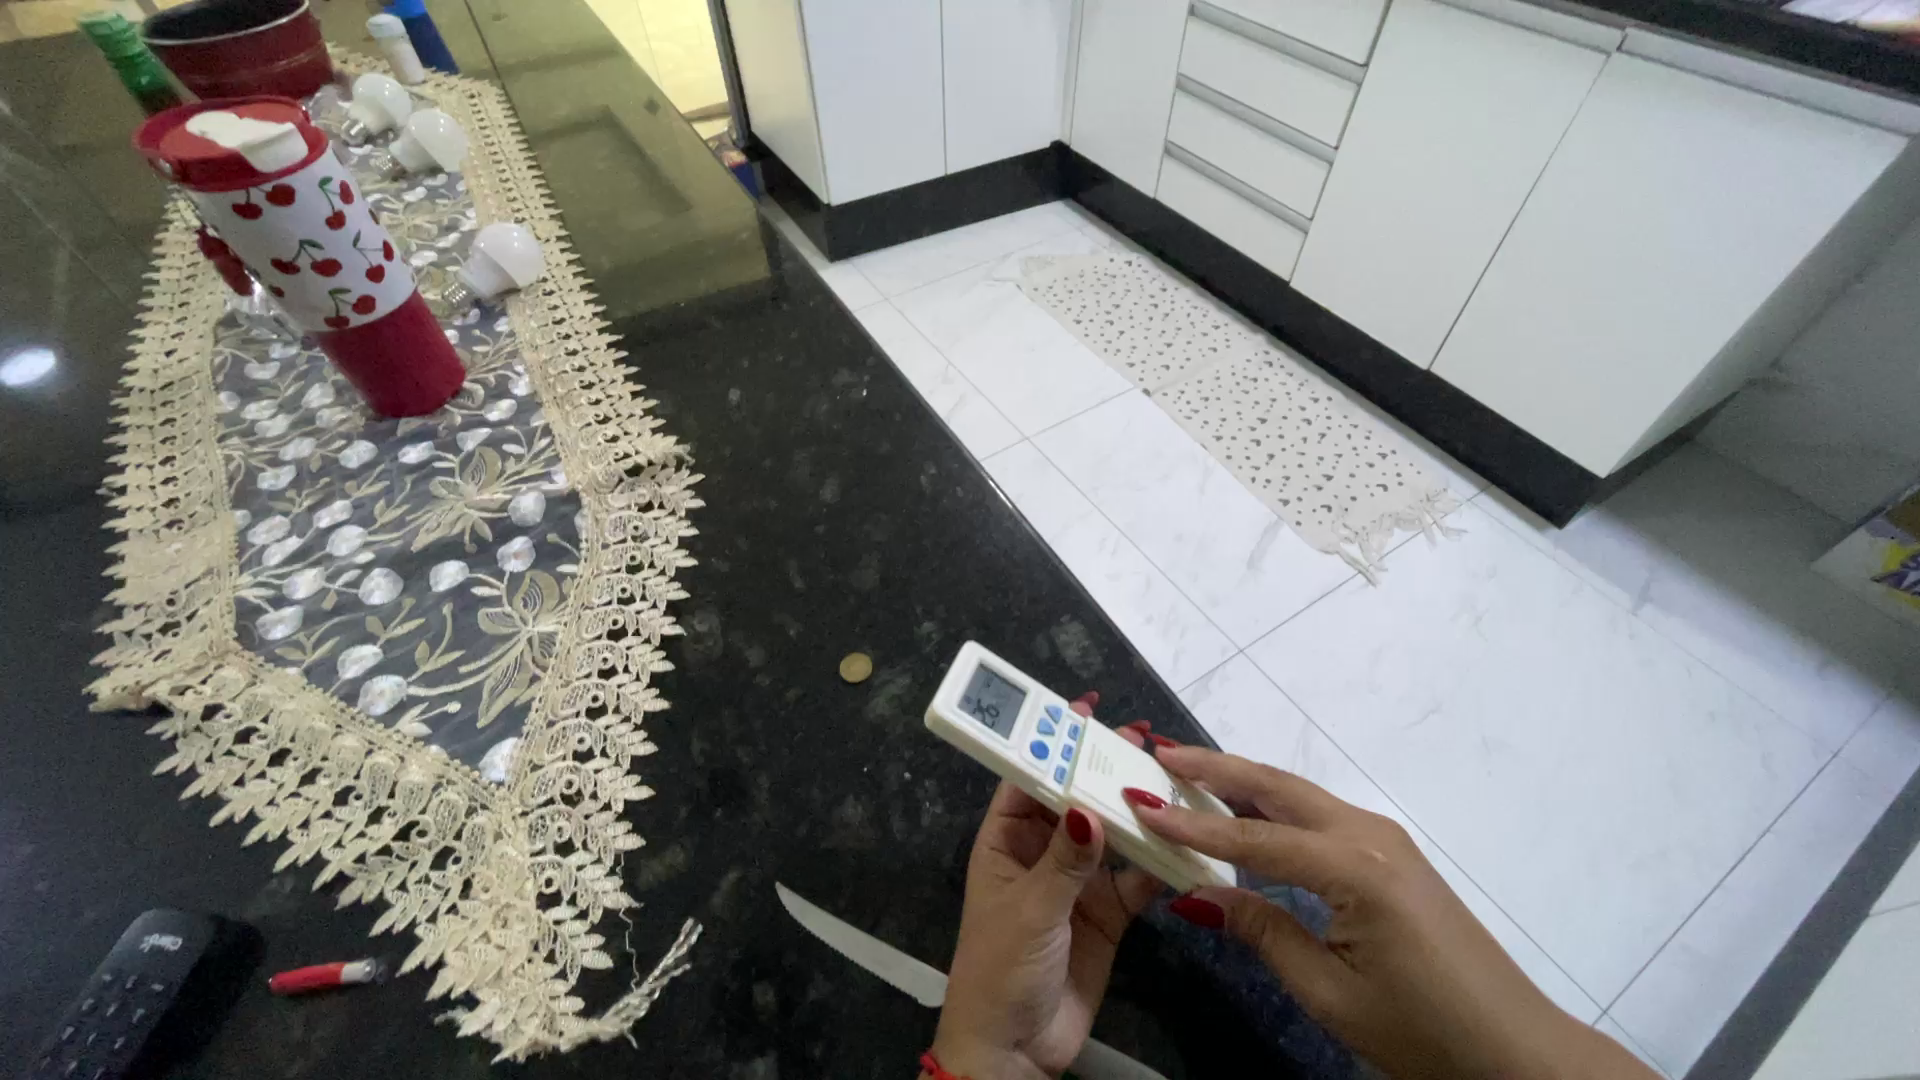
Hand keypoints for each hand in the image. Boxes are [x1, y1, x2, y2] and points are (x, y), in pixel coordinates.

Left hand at [927, 699, 1163, 1079]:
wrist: (1015, 1049)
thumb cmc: (1001, 967)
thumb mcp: (1030, 908)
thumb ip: (1064, 861)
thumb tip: (1088, 809)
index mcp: (1006, 840)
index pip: (1028, 777)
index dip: (1052, 742)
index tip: (1081, 710)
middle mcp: (1042, 850)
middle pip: (1074, 796)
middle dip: (1101, 766)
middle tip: (1138, 736)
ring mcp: (1077, 880)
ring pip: (1110, 831)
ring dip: (1135, 807)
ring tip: (1168, 777)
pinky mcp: (1107, 912)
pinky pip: (1136, 877)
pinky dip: (1159, 862)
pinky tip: (1185, 841)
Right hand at [1125, 745, 1659, 1079]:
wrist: (1520, 1053)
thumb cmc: (1423, 1032)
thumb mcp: (1329, 992)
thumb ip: (1261, 930)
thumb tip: (1195, 894)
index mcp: (1352, 868)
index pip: (1252, 837)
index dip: (1191, 824)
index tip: (1140, 803)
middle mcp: (1365, 834)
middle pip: (1274, 786)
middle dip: (1213, 767)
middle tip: (1158, 752)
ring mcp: (1380, 836)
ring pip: (1294, 791)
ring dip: (1239, 778)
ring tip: (1186, 768)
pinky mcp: (1387, 850)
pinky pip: (1314, 812)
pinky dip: (1268, 801)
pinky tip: (1242, 809)